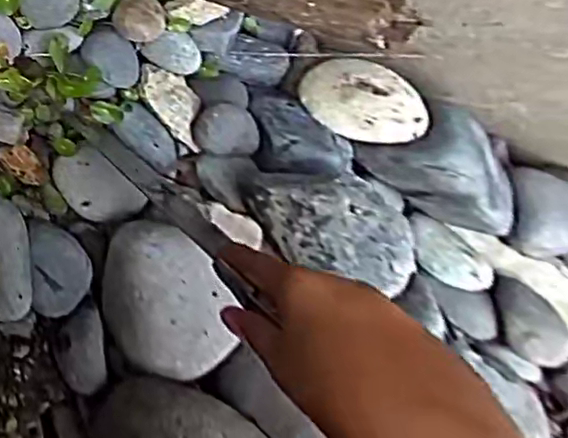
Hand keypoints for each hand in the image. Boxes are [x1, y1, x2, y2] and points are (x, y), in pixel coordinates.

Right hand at [217, 244, 520, 437]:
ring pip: (350, 309)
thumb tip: (241, 317)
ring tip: (329, 361)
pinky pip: (392, 335)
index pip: (251, 259)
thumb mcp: (282, 364)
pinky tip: (372, 377)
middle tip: (277, 326)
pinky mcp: (436, 345)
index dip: (233, 259)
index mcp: (301, 285)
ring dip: (336, 324)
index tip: (226, 258)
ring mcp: (396, 316)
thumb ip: (255, 330)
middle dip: (291, 302)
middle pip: (305, 285)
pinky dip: (376, 347)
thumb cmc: (358, 404)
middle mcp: (348, 290)